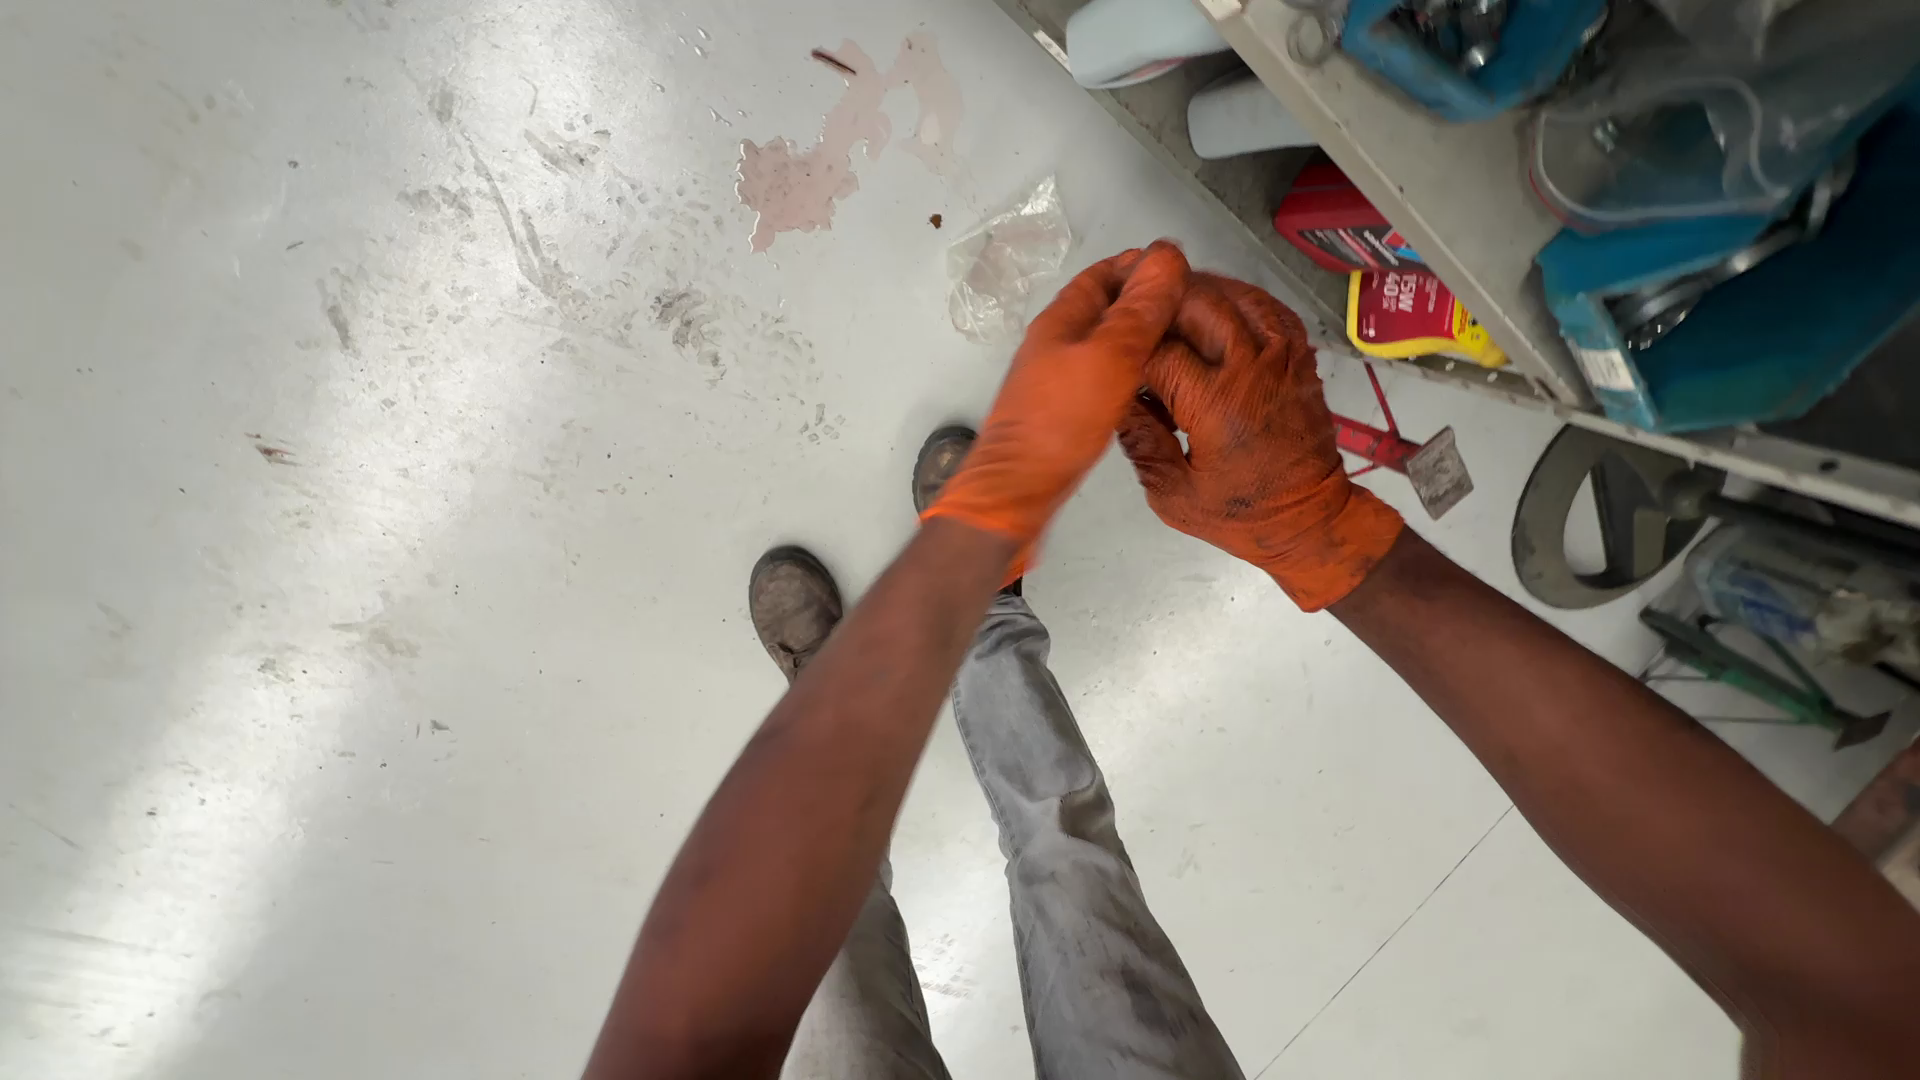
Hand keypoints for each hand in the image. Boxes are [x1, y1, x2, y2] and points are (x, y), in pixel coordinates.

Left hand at [925, 241, 1190, 574]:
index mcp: (1061, 319)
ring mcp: (1057, 380)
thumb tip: (1168, 254)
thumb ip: (1139, 310)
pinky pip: (1103, 379)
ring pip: (1105, 346)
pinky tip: (1153, 389)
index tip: (1188, 272)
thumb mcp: (1108, 357)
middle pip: (1106, 308)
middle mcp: (1056, 344)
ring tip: (1183, 347)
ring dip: (1141, 340)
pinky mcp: (1065, 413)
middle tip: (1195, 313)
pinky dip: (1130, 374)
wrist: (1016, 490)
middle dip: (1148, 303)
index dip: (1145, 266)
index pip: (1105, 272)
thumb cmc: (1060, 420)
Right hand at [1116, 273, 1402, 610]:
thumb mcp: (1170, 492)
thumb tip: (1113, 398)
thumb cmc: (1235, 514)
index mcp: (1215, 402)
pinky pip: (1269, 308)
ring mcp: (1282, 358)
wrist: (1307, 519)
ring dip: (1199, 290)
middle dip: (1161, 300)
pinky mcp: (1299, 358)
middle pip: (1199, 303)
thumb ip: (1138, 440)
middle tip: (1133, 306)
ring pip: (1237, 295)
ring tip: (1168, 299)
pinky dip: (1239, 299)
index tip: (1111, 353)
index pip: (1160, 350)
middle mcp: (1251, 368)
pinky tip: (1215, 307)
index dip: (1130, 346)